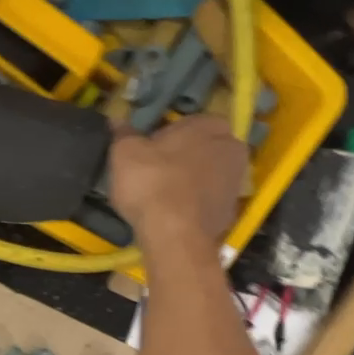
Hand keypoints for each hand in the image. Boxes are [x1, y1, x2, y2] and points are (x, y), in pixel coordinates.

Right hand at [108, 114, 248, 245]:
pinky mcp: (232, 209)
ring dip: (190, 183)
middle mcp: (232, 144)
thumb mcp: (125, 154)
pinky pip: (208, 201)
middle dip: (180, 160)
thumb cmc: (152, 184)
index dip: (161, 140)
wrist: (175, 234)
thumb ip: (123, 135)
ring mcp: (237, 179)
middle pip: (200, 149)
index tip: (144, 157)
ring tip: (163, 201)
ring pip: (207, 175)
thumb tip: (117, 120)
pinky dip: (194, 206)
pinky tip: (174, 217)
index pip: (184, 124)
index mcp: (209, 123)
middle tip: (153, 178)